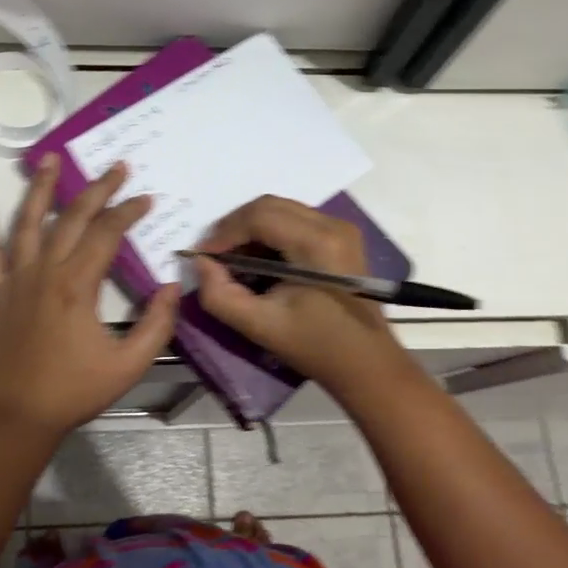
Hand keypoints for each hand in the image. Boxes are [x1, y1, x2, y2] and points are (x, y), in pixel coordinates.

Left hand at [0, 156, 180, 436]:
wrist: (20, 416)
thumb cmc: (75, 391)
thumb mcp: (129, 364)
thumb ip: (156, 324)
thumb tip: (170, 287)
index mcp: (76, 286)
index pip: (106, 234)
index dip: (128, 212)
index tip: (147, 199)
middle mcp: (44, 272)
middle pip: (71, 219)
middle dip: (97, 190)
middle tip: (117, 167)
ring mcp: (16, 281)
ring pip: (27, 224)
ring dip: (40, 189)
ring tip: (50, 158)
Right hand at [194, 196, 408, 387]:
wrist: (366, 362)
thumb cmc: (315, 346)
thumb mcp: (259, 325)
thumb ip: (219, 294)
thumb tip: (201, 263)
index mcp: (317, 242)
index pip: (258, 216)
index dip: (224, 233)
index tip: (202, 256)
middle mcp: (332, 224)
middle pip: (269, 206)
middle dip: (235, 227)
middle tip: (215, 256)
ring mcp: (340, 227)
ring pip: (281, 210)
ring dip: (252, 229)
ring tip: (234, 259)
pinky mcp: (342, 236)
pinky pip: (296, 220)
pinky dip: (270, 234)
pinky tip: (259, 260)